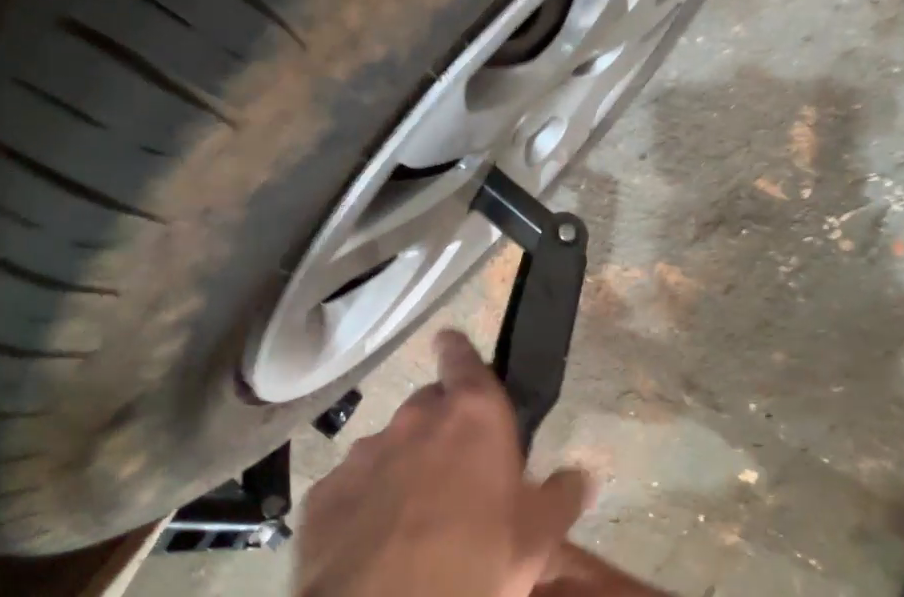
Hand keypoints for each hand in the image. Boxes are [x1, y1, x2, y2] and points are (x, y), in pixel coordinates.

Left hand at [295, 330, 592, 596]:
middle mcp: (416, 419)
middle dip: (440, 424)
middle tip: (456, 466)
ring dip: (402, 465)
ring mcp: (363, 456)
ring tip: (413, 512)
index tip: (450, 342)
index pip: (464, 359)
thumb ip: (562, 497)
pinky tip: (373, 538)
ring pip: (388, 446)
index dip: (459, 351)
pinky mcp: (322, 497)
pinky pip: (350, 488)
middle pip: (428, 404)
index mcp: (474, 415)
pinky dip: (363, 502)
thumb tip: (581, 477)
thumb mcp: (538, 536)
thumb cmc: (477, 561)